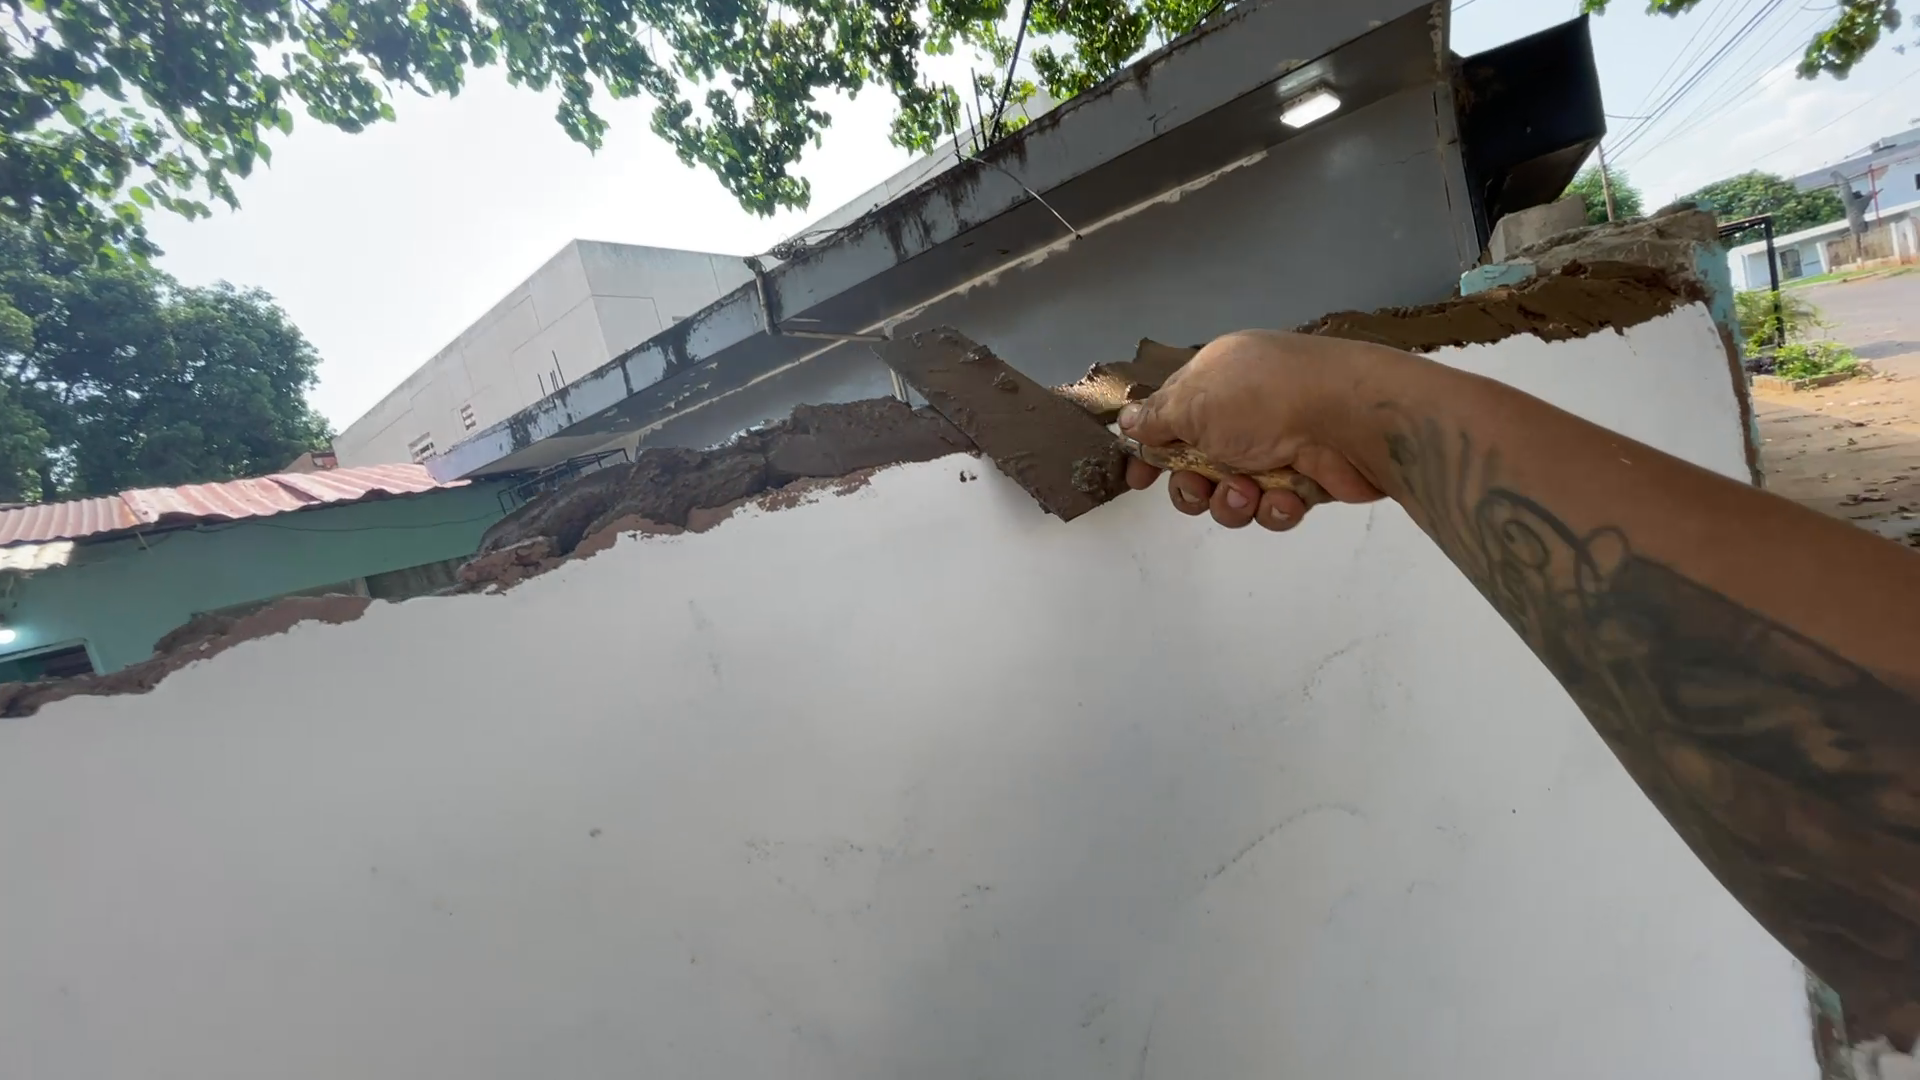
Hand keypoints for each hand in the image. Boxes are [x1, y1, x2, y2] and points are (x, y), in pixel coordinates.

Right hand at [1117, 330, 1400, 529]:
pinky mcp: (1303, 479)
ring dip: (1231, 501)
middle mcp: (1241, 413)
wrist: (1352, 419)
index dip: (1149, 452)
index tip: (1138, 482)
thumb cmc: (1262, 400)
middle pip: (1193, 467)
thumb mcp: (1193, 402)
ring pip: (1228, 494)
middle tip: (1201, 487)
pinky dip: (1272, 506)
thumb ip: (1154, 418)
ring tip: (1249, 492)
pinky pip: (1269, 506)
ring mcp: (1273, 447)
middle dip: (1192, 487)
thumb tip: (1125, 421)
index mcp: (1213, 382)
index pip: (1167, 419)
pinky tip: (1285, 496)